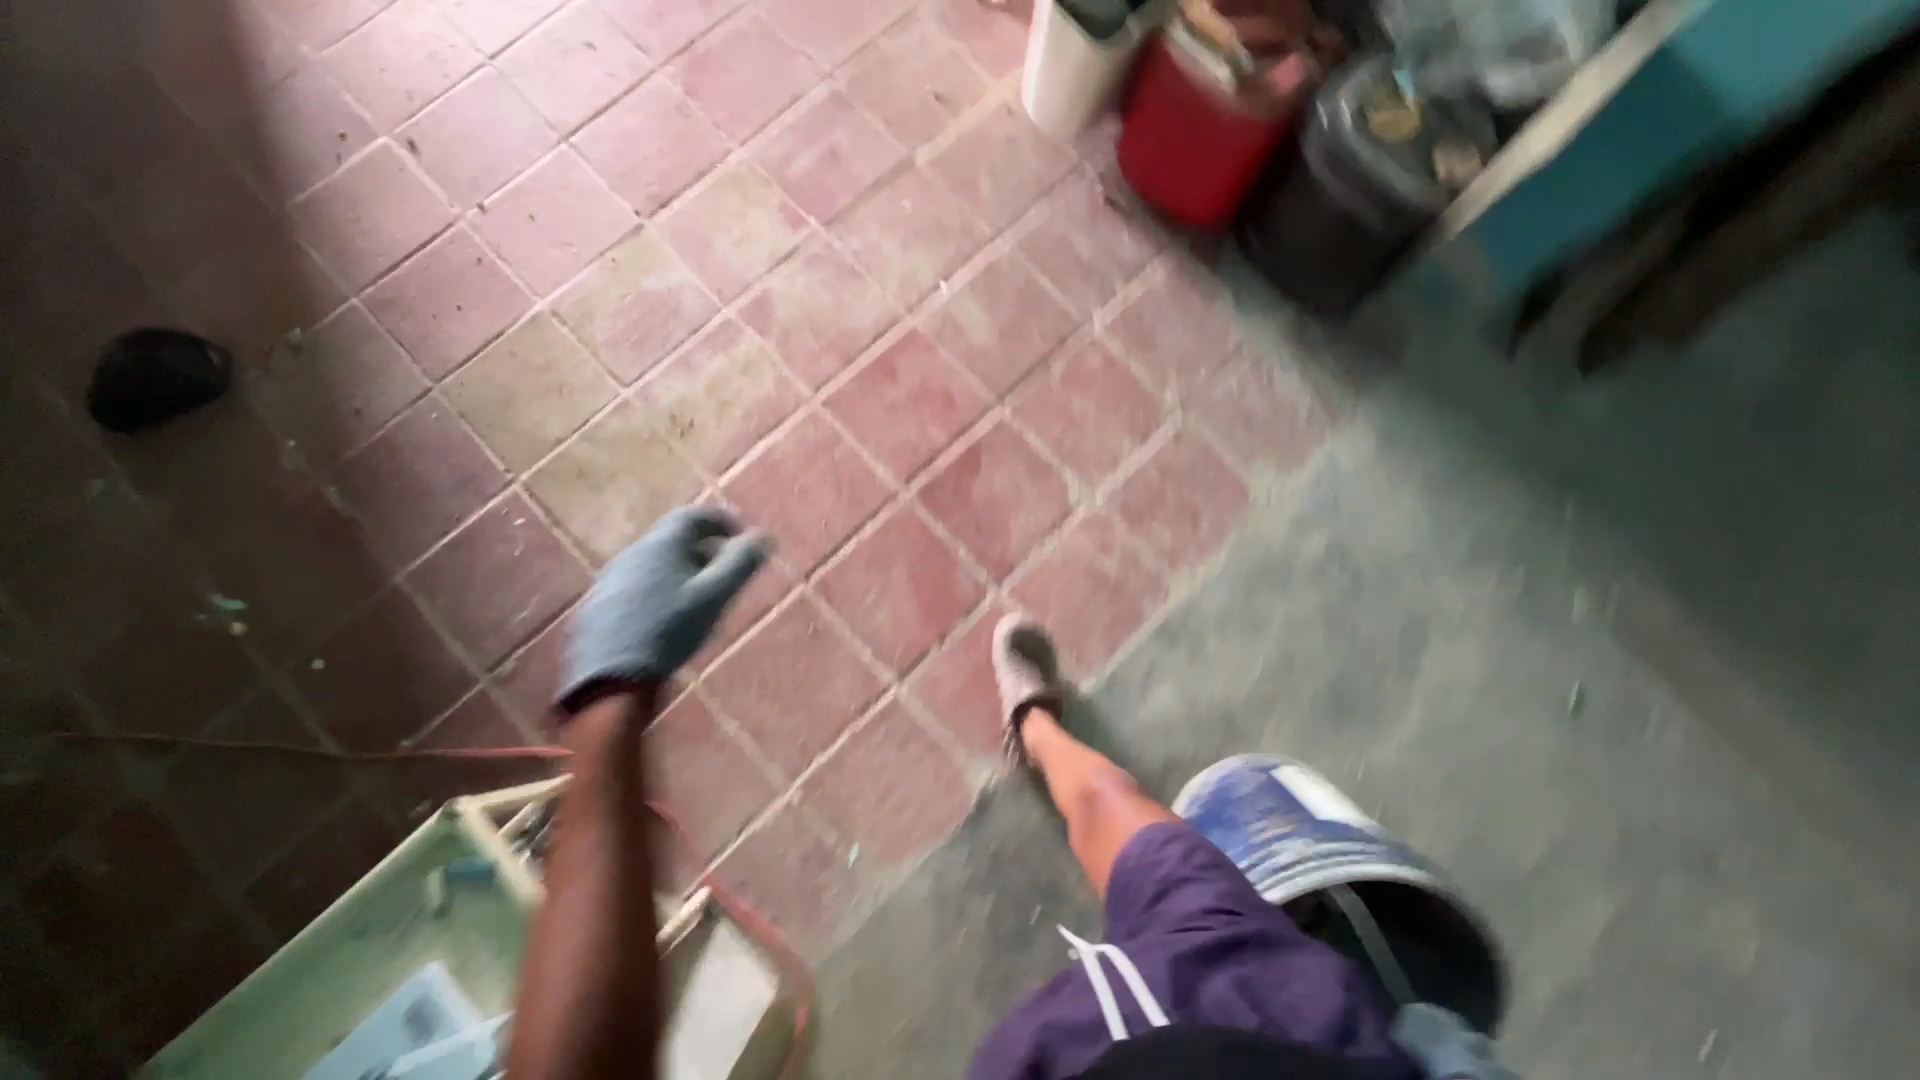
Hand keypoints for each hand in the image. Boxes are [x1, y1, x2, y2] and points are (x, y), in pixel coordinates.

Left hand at [559, 507, 769, 711]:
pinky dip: (661, 587)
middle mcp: (633, 552)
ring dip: (682, 568)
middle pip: (673, 537)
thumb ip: (741, 563)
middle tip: (726, 568)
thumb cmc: (672, 630)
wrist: (613, 677)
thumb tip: (764, 536)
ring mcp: (612, 578)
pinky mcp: (601, 604)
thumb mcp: (716, 596)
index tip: (742, 536)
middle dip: (705, 546)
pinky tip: (667, 614)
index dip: (723, 520)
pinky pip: (638, 583)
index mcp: (662, 544)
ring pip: (655, 562)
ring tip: (700, 594)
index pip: (694, 514)